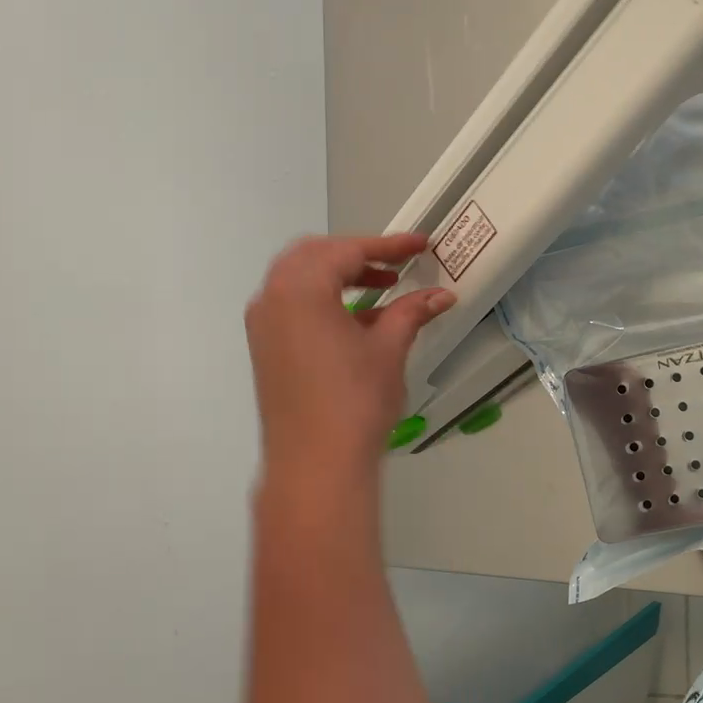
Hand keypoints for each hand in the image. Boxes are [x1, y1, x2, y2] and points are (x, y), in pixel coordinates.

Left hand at [245, 235, 455, 478]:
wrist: (316, 458)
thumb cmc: (355, 399)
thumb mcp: (389, 349)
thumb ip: (411, 313)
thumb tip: (438, 295)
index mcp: (300, 290)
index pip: (346, 251)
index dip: (387, 245)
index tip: (420, 244)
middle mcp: (273, 299)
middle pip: (314, 256)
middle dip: (357, 254)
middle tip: (398, 263)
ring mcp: (265, 324)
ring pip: (300, 280)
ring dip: (341, 276)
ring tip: (384, 289)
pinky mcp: (268, 347)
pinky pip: (295, 305)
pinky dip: (327, 299)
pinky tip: (361, 319)